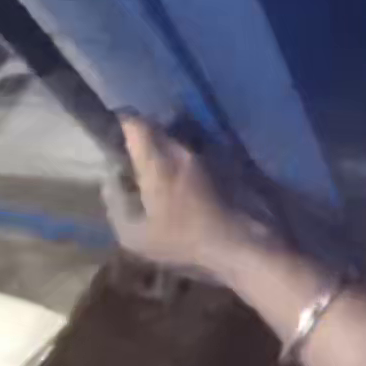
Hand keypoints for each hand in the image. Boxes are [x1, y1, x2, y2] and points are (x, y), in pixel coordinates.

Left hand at [107, 116, 261, 273]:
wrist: (250, 249)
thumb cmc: (198, 217)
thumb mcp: (167, 176)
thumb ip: (144, 146)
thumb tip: (124, 115)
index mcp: (127, 227)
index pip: (115, 180)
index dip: (125, 151)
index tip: (139, 126)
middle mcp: (149, 230)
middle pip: (147, 182)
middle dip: (158, 154)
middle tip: (169, 124)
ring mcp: (180, 229)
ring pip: (174, 185)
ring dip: (183, 161)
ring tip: (192, 133)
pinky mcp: (208, 223)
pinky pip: (198, 191)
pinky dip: (204, 172)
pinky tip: (213, 154)